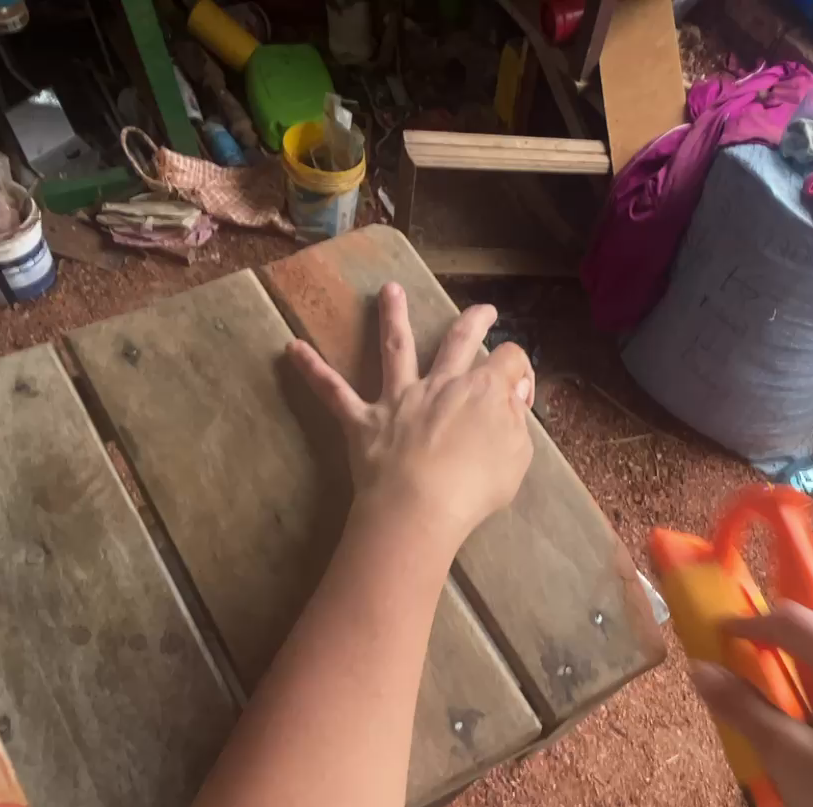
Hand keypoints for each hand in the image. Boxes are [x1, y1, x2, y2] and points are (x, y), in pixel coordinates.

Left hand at [288, 282, 535, 548]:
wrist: (421, 508)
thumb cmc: (475, 489)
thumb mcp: (518, 457)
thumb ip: (517, 422)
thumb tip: (513, 395)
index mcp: (483, 392)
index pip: (509, 361)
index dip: (519, 373)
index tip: (520, 394)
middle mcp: (441, 384)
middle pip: (459, 341)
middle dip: (474, 322)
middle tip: (483, 311)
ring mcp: (400, 399)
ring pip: (397, 349)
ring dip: (393, 317)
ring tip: (389, 291)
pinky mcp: (365, 422)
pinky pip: (334, 392)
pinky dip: (313, 371)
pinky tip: (292, 349)